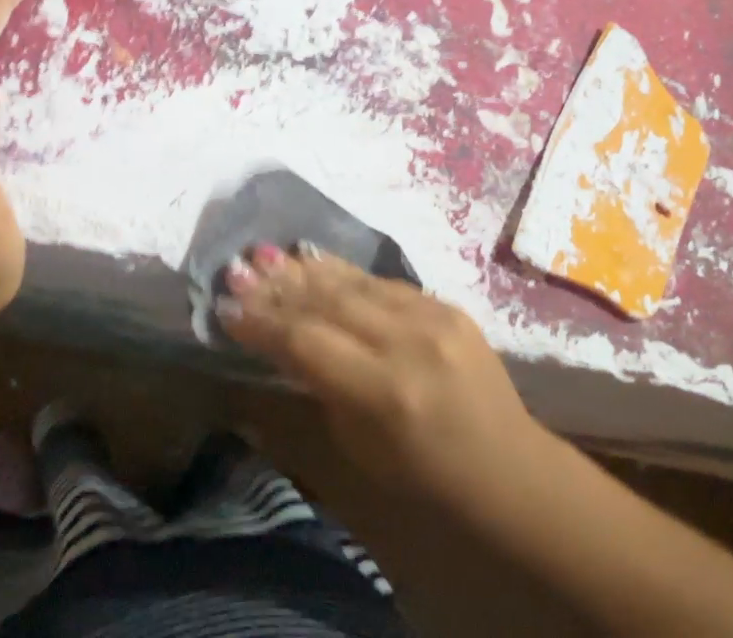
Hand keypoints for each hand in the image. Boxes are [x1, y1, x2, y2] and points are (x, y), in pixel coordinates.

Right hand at [219, 243, 558, 507]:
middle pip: (327, 303)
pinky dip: (342, 272)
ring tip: (264, 255)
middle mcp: (409, 344)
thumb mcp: (355, 445)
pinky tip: (312, 259)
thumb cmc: (421, 476)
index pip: (307, 341)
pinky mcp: (448, 306)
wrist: (507, 470)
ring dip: (304, 270)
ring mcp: (434, 318)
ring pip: (354, 283)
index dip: (261, 323)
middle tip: (235, 269)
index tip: (225, 309)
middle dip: (275, 286)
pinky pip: (383, 282)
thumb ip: (314, 385)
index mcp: (384, 391)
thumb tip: (272, 341)